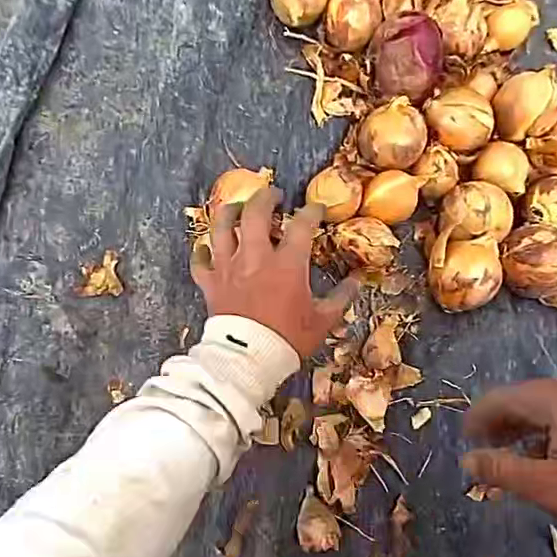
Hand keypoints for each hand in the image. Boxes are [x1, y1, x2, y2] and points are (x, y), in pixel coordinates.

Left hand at [191, 186, 360, 357]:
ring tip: (237, 207)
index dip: (311, 211)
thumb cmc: (287, 339)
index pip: (302, 225)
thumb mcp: (322, 320)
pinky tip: (206, 247)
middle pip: (255, 213)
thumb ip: (340, 297)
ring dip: (229, 212)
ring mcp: (228, 267)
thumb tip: (357, 281)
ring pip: (221, 226)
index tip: (316, 208)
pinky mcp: (210, 282)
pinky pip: (200, 260)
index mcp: (286, 264)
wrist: (248, 360)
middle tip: (274, 195)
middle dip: (266, 198)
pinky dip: (202, 251)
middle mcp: (255, 257)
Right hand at [461, 379, 556, 537]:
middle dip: (505, 422)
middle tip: (489, 448)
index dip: (480, 417)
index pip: (504, 398)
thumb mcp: (553, 487)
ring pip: (555, 405)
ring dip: (531, 426)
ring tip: (521, 454)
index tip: (467, 438)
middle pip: (529, 398)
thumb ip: (504, 471)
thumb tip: (468, 460)